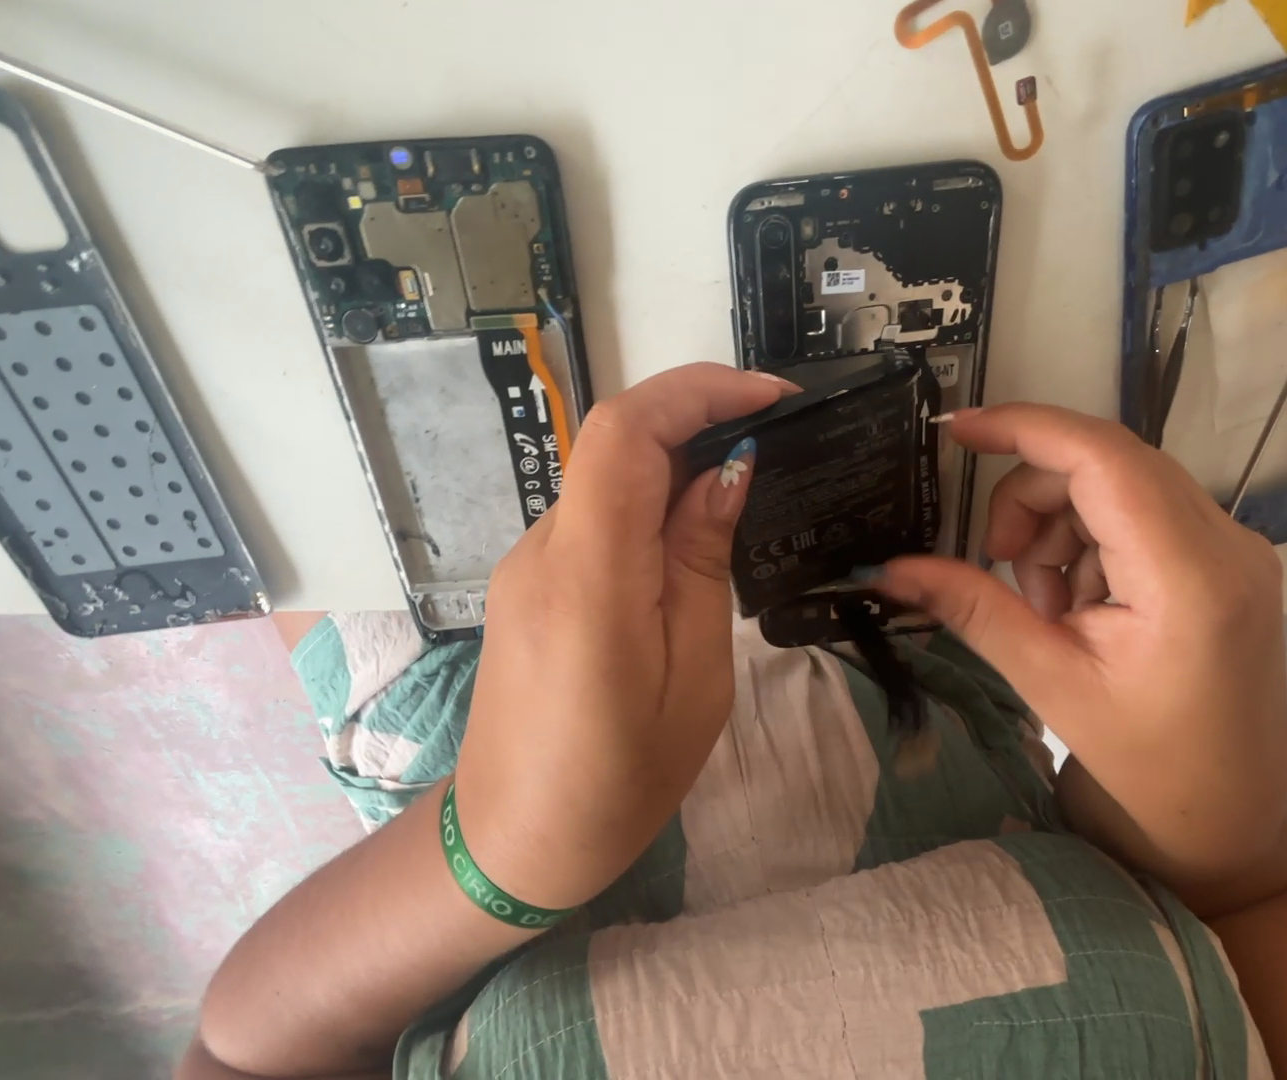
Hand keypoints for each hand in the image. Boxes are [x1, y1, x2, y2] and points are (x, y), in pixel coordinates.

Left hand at [454, 363, 788, 909]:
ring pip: (604, 480)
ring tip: (739, 499)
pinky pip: (592, 519)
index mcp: (590, 575)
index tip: (769, 399)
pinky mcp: (526, 581)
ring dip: (673, 467)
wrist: (514, 840)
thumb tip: (727, 473)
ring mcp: (525, 563)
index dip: (697, 392)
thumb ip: (704, 562)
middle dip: (696, 422)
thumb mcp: (695, 677)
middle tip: (771, 445)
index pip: (626, 434)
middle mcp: (544, 550)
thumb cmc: (621, 778)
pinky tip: (684, 545)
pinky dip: (643, 507)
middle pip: (614, 445)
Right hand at [873, 405, 1286, 911]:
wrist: (1220, 825)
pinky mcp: (1223, 562)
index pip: (1102, 458)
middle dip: (1031, 498)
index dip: (1024, 428)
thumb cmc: (1143, 766)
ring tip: (1047, 605)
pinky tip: (1077, 603)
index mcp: (1189, 576)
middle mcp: (1227, 543)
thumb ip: (970, 607)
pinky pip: (1136, 512)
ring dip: (1057, 525)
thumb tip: (888, 568)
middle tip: (1000, 566)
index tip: (956, 431)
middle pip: (1105, 463)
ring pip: (1116, 483)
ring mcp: (1233, 549)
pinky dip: (1086, 539)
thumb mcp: (1045, 680)